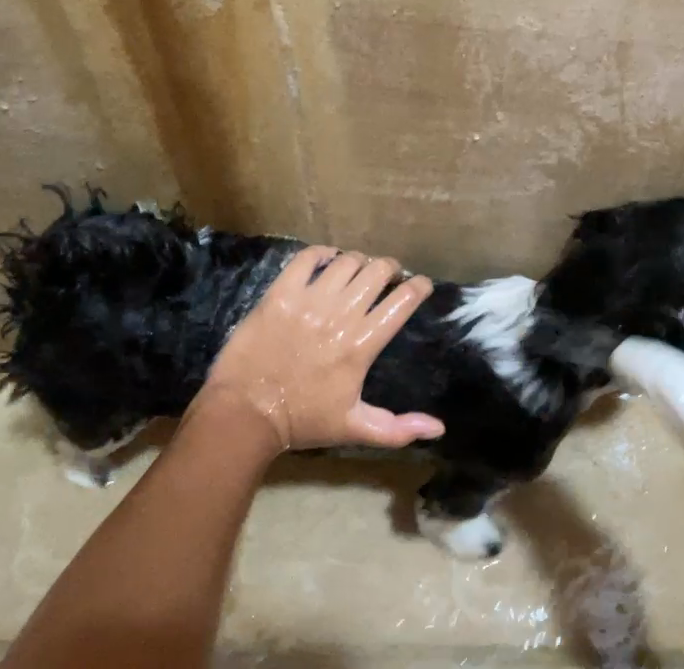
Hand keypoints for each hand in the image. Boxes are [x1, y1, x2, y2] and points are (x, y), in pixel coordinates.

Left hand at [202, 247, 444, 450]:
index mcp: (362, 344)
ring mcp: (308, 301)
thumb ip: (398, 428)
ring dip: (358, 262)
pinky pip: (307, 258)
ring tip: (357, 270)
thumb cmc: (302, 422)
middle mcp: (341, 315)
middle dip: (390, 269)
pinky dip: (321, 254)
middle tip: (388, 276)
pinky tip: (326, 260)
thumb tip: (439, 428)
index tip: (421, 284)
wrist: (244, 413)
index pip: (402, 302)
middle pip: (378, 271)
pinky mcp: (280, 294)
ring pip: (346, 261)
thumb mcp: (355, 428)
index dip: (418, 286)